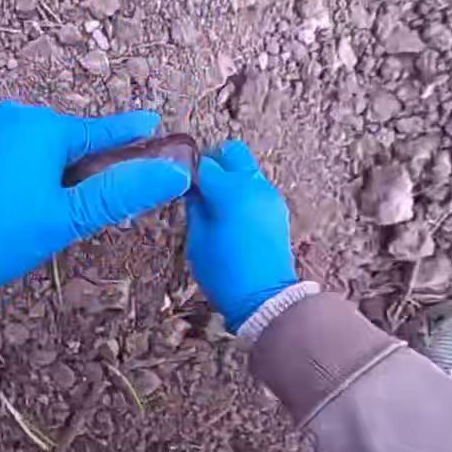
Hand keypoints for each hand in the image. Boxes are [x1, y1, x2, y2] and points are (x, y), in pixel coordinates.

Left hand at [0, 102, 191, 312]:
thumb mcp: (65, 218)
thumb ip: (119, 192)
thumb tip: (171, 173)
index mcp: (40, 127)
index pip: (101, 130)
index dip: (130, 135)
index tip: (153, 125)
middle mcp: (10, 117)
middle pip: (69, 141)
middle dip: (87, 168)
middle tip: (93, 208)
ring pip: (38, 150)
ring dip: (56, 174)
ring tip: (52, 214)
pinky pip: (10, 155)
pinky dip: (27, 174)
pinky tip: (21, 205)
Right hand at [186, 141, 296, 328]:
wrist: (265, 299)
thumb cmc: (225, 273)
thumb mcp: (198, 240)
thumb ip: (194, 206)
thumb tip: (191, 189)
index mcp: (232, 190)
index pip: (203, 163)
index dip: (186, 170)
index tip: (175, 182)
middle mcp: (254, 185)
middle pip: (231, 152)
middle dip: (212, 161)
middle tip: (196, 184)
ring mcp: (269, 196)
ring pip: (245, 168)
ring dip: (227, 176)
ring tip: (210, 202)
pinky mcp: (276, 209)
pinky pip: (254, 186)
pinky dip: (239, 190)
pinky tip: (227, 214)